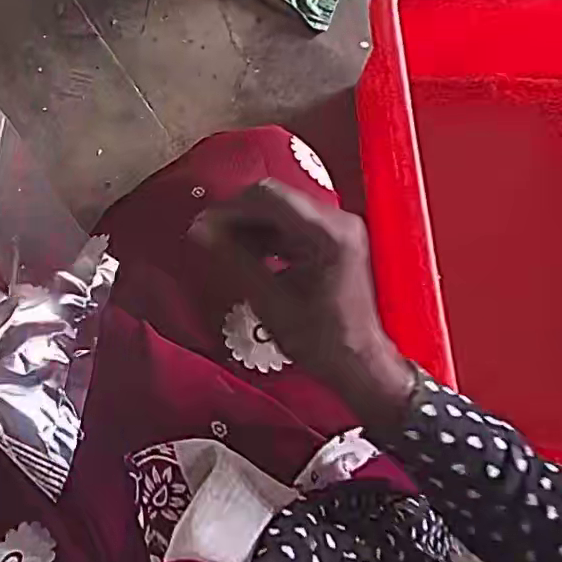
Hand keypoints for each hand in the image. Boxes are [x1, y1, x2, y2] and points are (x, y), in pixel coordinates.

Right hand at [190, 180, 418, 427]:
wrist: (359, 364)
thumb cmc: (323, 341)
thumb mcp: (269, 301)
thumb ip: (234, 258)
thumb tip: (202, 230)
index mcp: (328, 233)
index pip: (269, 198)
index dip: (231, 208)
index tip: (205, 224)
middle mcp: (337, 222)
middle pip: (274, 200)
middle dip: (238, 216)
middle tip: (208, 234)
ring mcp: (337, 229)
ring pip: (279, 211)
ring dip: (249, 226)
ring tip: (222, 246)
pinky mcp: (332, 239)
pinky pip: (290, 225)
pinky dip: (265, 236)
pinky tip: (246, 254)